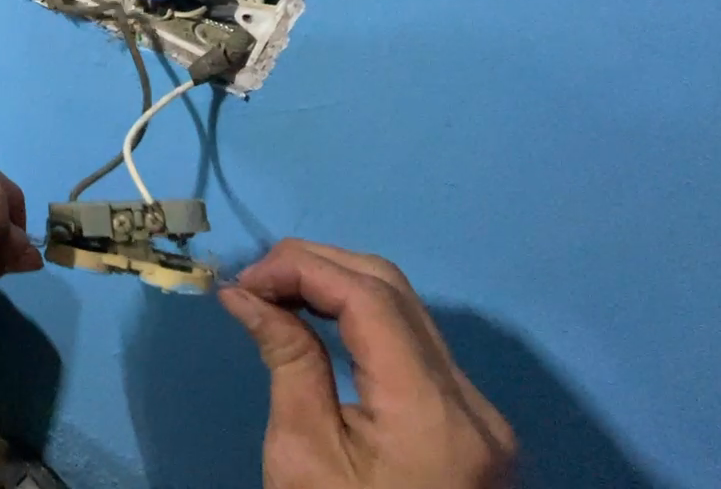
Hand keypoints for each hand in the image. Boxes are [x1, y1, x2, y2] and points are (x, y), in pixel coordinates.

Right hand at [219, 239, 515, 488]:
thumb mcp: (303, 454)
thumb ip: (286, 359)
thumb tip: (244, 292)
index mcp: (432, 413)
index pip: (368, 297)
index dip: (300, 268)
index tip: (243, 282)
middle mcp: (470, 400)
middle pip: (390, 288)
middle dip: (313, 265)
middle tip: (254, 284)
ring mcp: (477, 409)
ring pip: (403, 305)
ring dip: (332, 284)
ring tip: (274, 295)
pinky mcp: (467, 418)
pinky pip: (409, 338)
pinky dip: (355, 313)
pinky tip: (313, 318)